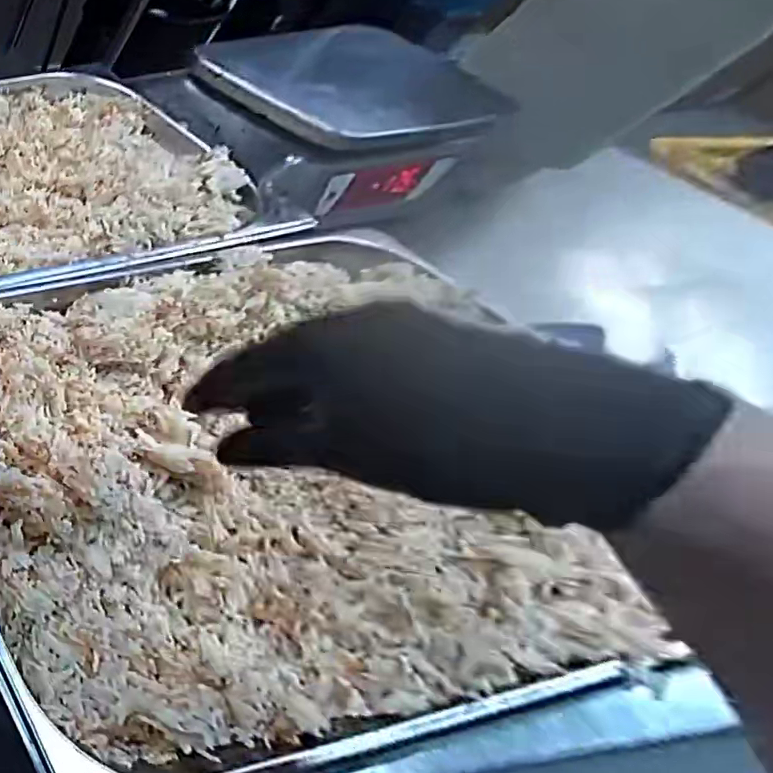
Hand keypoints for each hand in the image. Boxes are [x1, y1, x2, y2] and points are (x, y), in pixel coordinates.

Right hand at [183, 303, 733, 530]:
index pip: (244, 365)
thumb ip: (278, 445)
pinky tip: (343, 402)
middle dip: (253, 385)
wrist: (584, 430)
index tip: (187, 406)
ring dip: (296, 381)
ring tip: (285, 414)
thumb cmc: (444, 447)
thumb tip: (222, 450)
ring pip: (320, 351)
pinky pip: (358, 351)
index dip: (212, 389)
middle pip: (280, 353)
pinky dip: (336, 377)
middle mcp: (347, 320)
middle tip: (232, 413)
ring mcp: (392, 321)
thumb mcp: (350, 451)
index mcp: (318, 345)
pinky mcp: (430, 329)